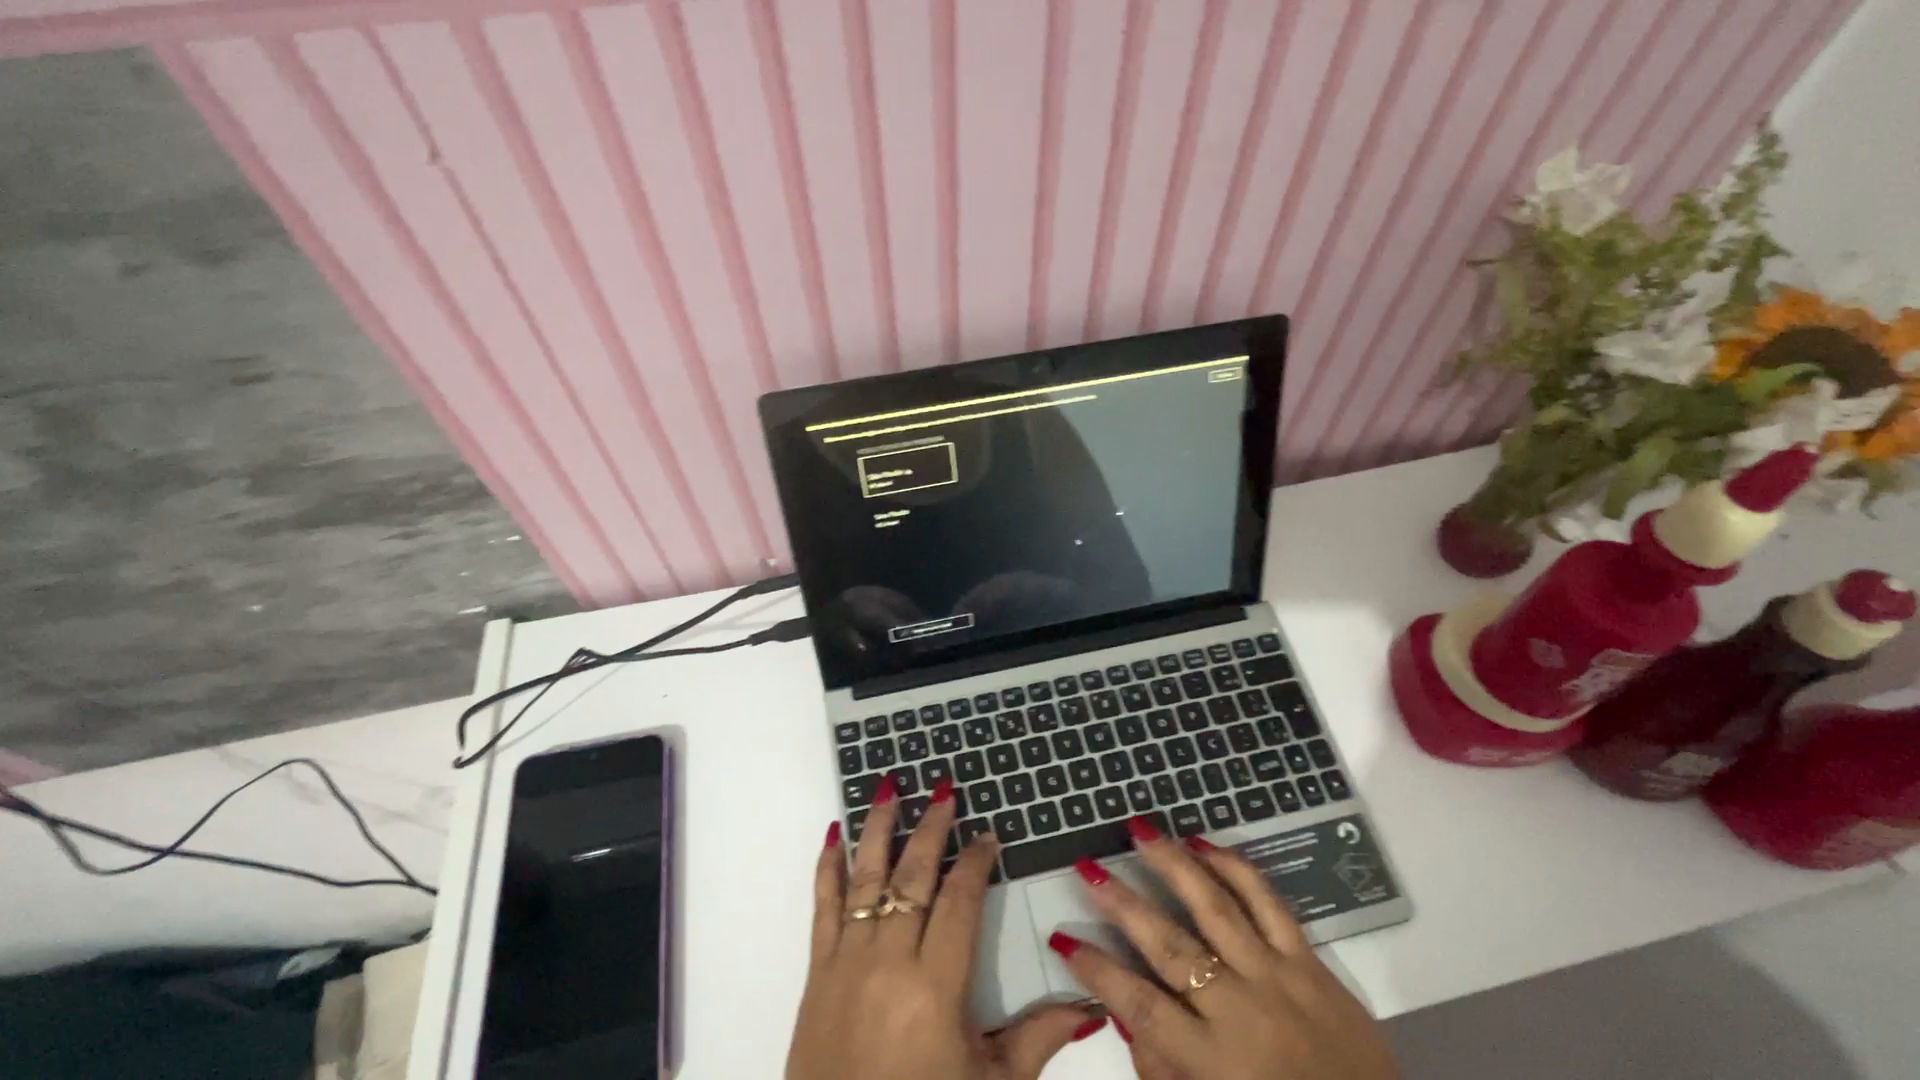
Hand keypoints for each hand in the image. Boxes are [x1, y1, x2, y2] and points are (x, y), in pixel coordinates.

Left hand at [787, 775, 1106, 1079]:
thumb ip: (1037, 1040)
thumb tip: (1091, 1006)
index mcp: (935, 985)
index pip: (959, 902)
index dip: (975, 863)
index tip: (987, 835)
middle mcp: (889, 960)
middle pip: (913, 877)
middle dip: (931, 829)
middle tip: (944, 790)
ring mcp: (847, 961)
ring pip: (864, 878)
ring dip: (877, 829)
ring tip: (888, 789)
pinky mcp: (817, 971)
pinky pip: (821, 907)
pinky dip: (826, 868)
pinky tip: (831, 836)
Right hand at [1048, 818, 1398, 1079]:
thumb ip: (1162, 1068)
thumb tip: (1122, 1013)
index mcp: (1211, 1059)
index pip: (1140, 1005)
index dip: (1098, 969)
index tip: (1064, 938)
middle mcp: (1239, 1009)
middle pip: (1170, 946)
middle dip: (1122, 904)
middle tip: (1087, 867)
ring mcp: (1277, 977)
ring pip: (1216, 909)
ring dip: (1174, 866)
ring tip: (1140, 832)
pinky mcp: (1309, 960)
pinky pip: (1270, 904)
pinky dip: (1237, 870)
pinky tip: (1206, 844)